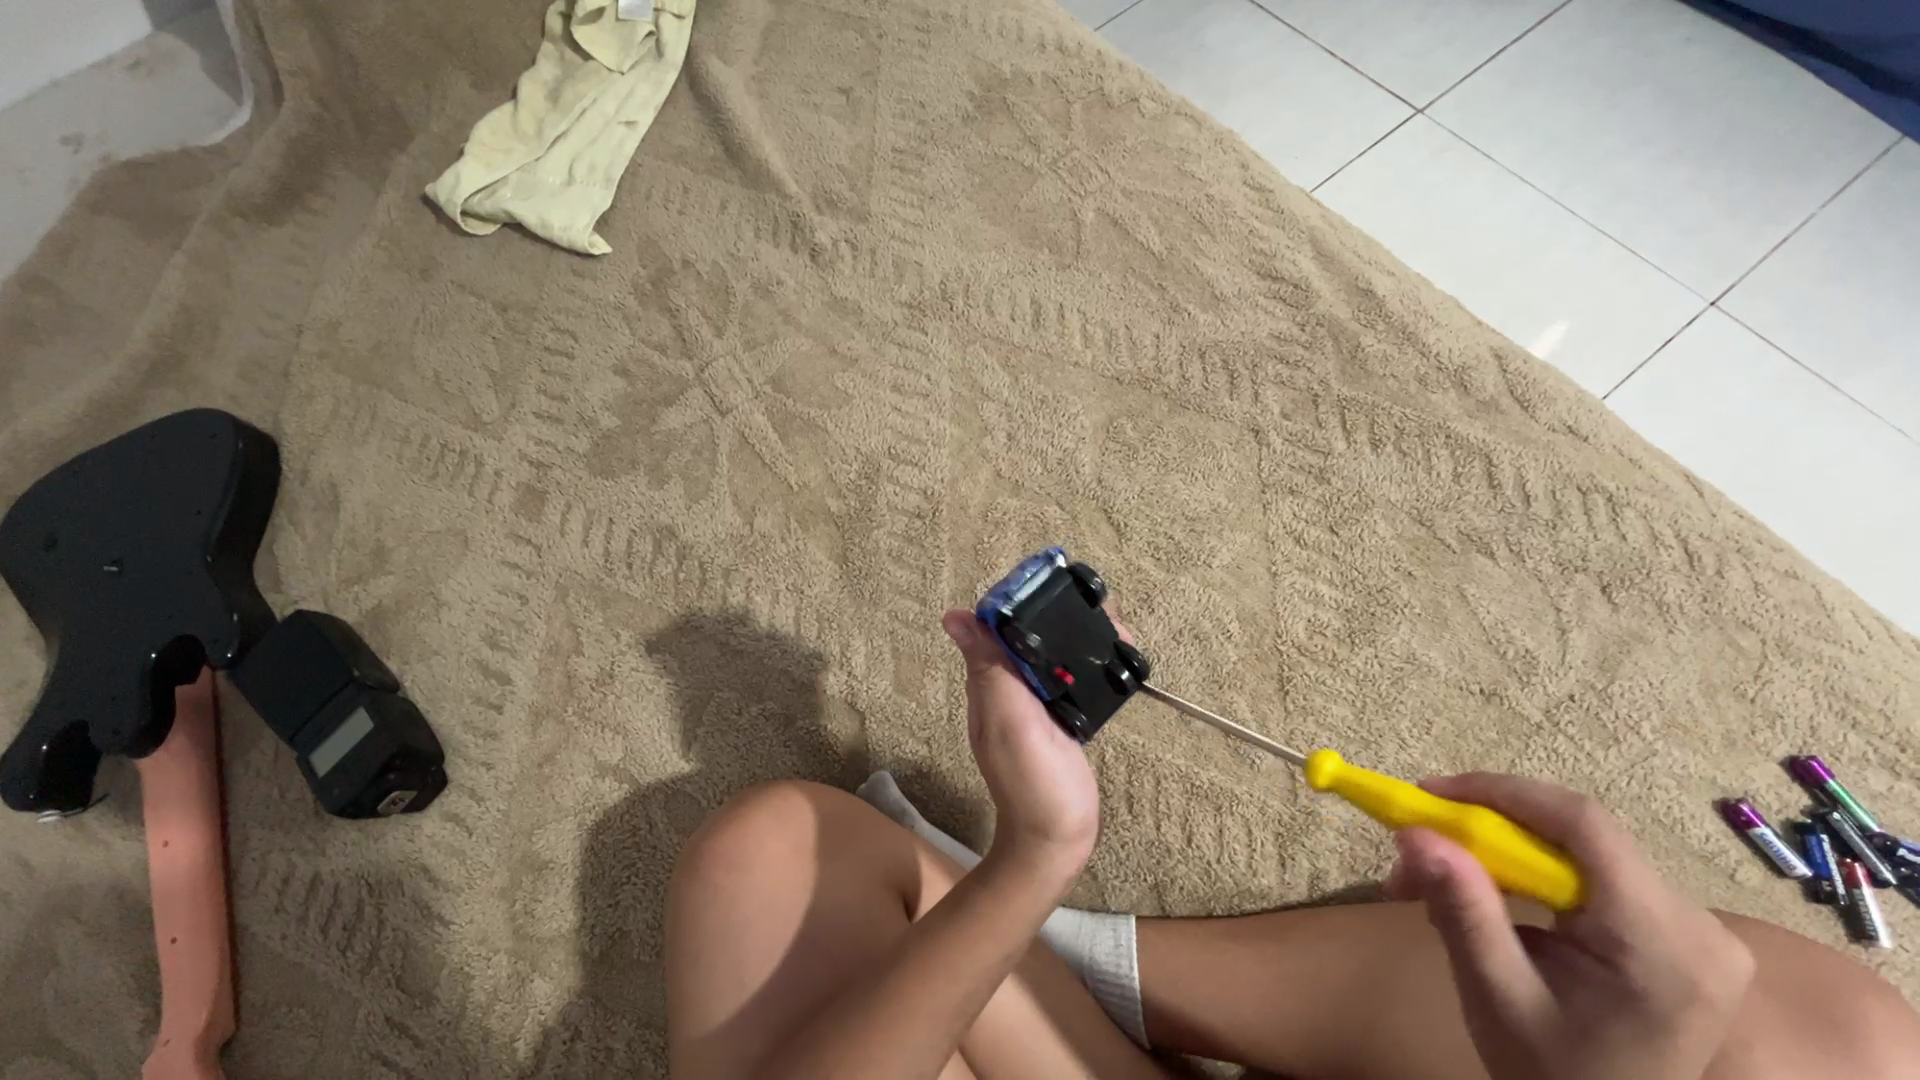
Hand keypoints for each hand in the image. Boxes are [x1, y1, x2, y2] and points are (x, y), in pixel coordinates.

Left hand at [941, 610, 1101, 895]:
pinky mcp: (1063, 716)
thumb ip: (989, 668)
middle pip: (1032, 633)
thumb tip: (954, 615)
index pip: (998, 623)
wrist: (1059, 839)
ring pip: (1056, 653)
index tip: (1057, 586)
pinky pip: (1074, 677)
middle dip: (1064, 616)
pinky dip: (1093, 664)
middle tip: (1104, 619)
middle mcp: (1009, 686)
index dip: (1022, 599)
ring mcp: (1036, 702)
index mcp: (989, 682)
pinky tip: (1117, 662)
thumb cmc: (1033, 782)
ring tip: (1120, 637)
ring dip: (1084, 638)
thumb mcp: (1009, 721)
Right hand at [1386, 774, 1754, 1079]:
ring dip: (1500, 850)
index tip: (1428, 792)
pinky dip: (1529, 871)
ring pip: (1579, 848)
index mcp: (1664, 943)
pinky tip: (1487, 895)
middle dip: (1486, 827)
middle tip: (1418, 844)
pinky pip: (1592, 872)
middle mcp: (1699, 924)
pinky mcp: (1679, 933)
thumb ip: (1462, 909)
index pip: (1585, 825)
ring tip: (1438, 879)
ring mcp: (1697, 929)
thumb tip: (1413, 833)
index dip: (1501, 791)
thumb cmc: (1553, 1076)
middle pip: (1579, 834)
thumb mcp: (1497, 995)